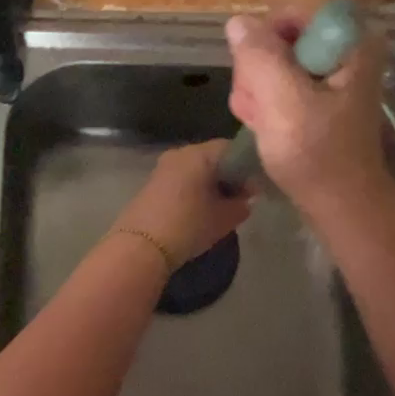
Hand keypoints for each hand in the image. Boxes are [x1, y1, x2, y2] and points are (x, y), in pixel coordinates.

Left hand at [110, 139, 251, 267]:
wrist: (142, 246)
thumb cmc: (189, 225)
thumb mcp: (225, 218)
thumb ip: (242, 204)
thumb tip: (247, 197)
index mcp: (199, 154)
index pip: (231, 149)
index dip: (247, 168)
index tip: (252, 190)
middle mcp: (179, 153)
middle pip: (212, 158)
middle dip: (228, 176)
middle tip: (238, 200)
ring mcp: (162, 167)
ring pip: (195, 169)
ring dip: (209, 184)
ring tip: (219, 208)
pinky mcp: (152, 183)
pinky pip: (181, 179)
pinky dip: (193, 189)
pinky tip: (198, 210)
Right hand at [226, 13, 394, 217]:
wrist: (339, 202)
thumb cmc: (315, 153)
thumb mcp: (282, 101)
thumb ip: (259, 56)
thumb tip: (238, 22)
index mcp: (349, 43)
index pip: (295, 11)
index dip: (265, 36)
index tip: (254, 68)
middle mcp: (344, 51)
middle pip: (281, 37)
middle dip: (257, 69)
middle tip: (256, 103)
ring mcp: (331, 76)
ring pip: (274, 62)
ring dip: (256, 89)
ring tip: (257, 119)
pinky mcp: (319, 98)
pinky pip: (280, 84)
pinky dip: (265, 102)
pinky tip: (262, 125)